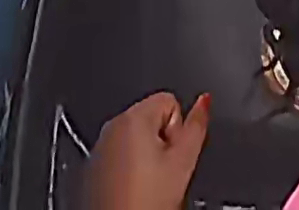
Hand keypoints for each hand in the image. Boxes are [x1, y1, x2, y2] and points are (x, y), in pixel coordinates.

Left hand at [83, 92, 210, 209]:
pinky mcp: (95, 165)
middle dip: (163, 142)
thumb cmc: (146, 202)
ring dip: (147, 155)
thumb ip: (197, 125)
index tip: (172, 156)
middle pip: (153, 118)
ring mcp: (101, 145)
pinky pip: (121, 153)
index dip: (178, 130)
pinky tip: (133, 189)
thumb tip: (204, 99)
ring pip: (137, 136)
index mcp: (134, 116)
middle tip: (163, 173)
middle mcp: (114, 124)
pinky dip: (130, 166)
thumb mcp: (184, 162)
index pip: (171, 101)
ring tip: (148, 183)